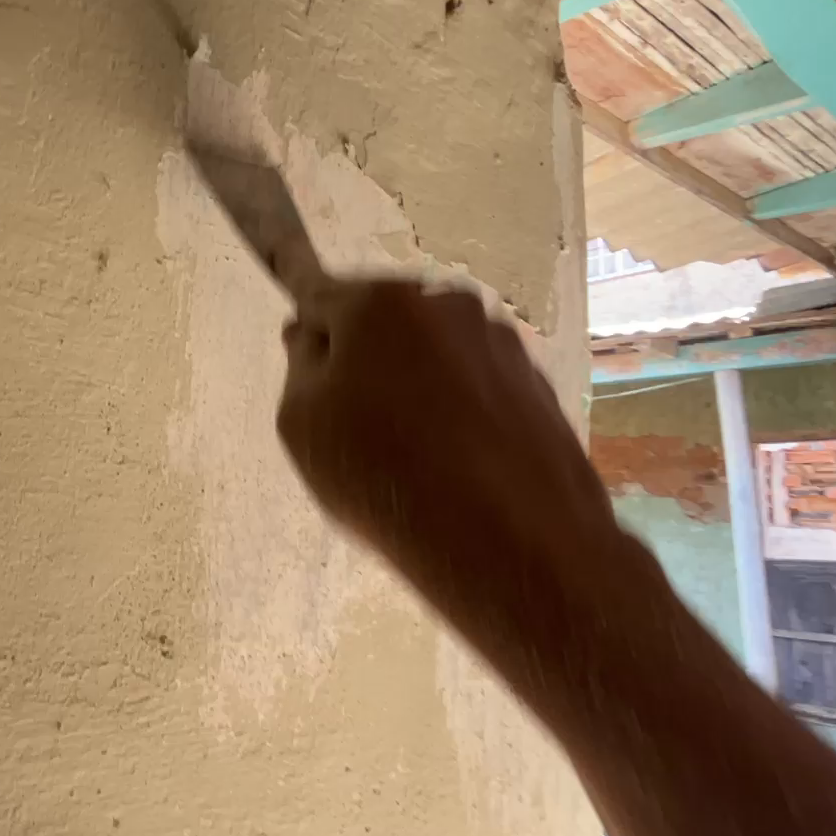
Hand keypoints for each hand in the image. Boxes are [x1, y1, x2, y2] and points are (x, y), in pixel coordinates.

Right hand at [273, 280, 616, 640]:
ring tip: (403, 451)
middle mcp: (446, 303)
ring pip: (429, 351)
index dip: (305, 328)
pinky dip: (451, 407)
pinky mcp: (536, 383)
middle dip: (359, 356)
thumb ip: (299, 364)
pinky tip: (446, 459)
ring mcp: (500, 341)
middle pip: (381, 321)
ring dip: (408, 382)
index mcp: (380, 301)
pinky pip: (470, 382)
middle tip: (347, 421)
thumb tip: (309, 335)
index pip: (320, 295)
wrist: (504, 539)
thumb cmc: (376, 470)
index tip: (299, 358)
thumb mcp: (299, 420)